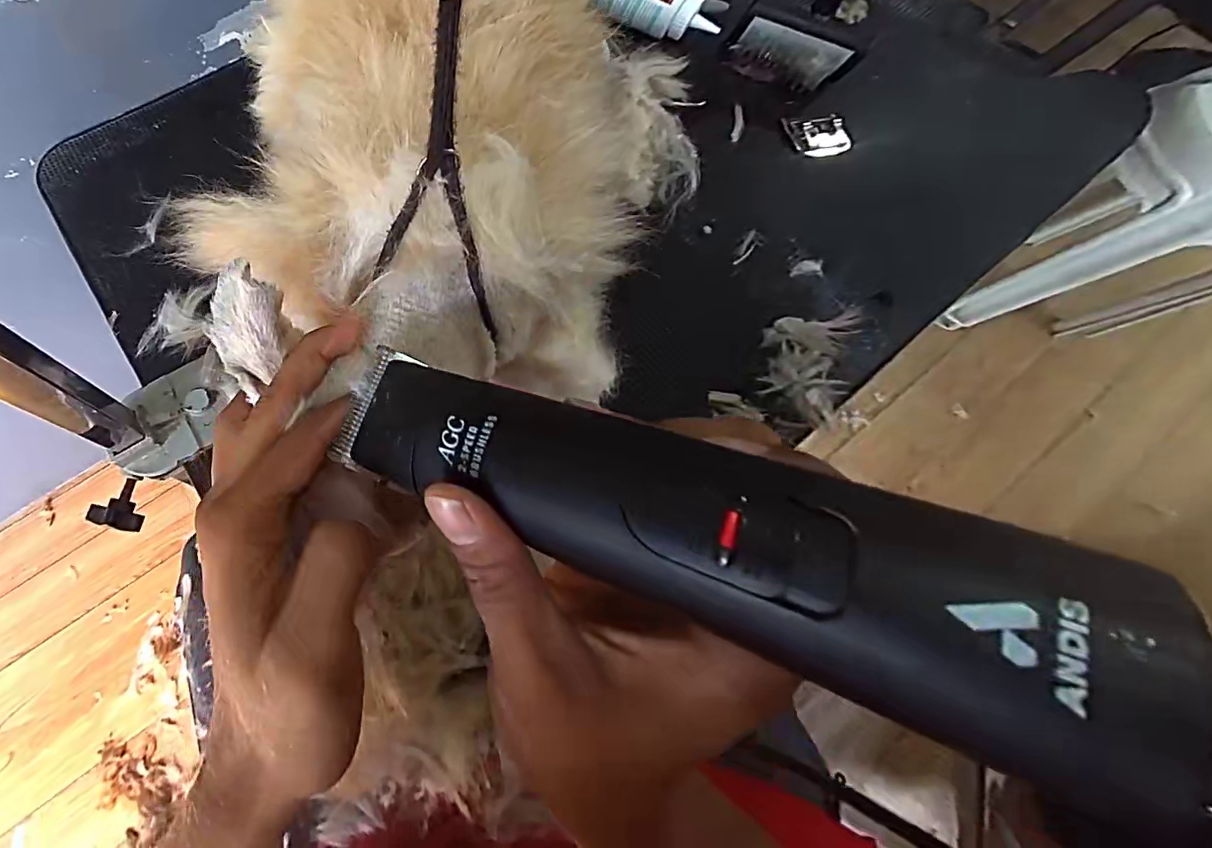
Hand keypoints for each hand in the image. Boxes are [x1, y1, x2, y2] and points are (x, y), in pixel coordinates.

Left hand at [169, 318, 379, 845]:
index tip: (384, 385)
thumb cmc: (290, 706)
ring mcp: (242, 513)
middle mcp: (230, 505)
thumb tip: (361, 501)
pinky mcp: (262, 526)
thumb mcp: (315, 648)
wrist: (263, 750)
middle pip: (263, 411)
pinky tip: (341, 422)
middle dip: (306, 362)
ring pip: (259, 424)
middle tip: (354, 326)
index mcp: (238, 525)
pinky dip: (304, 423)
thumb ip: (336, 564)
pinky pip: (278, 455)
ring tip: (347, 359)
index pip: (292, 443)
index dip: (339, 410)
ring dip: (298, 384)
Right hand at [424, 417, 812, 847]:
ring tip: (600, 432)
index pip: (761, 531)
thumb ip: (499, 576)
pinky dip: (636, 479)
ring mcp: (710, 586)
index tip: (653, 440)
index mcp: (748, 639)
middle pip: (748, 496)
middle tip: (612, 431)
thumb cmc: (575, 745)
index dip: (726, 467)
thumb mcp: (533, 662)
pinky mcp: (673, 573)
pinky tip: (597, 454)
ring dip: (661, 456)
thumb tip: (450, 494)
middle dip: (688, 449)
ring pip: (708, 494)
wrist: (588, 780)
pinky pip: (665, 509)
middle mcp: (746, 605)